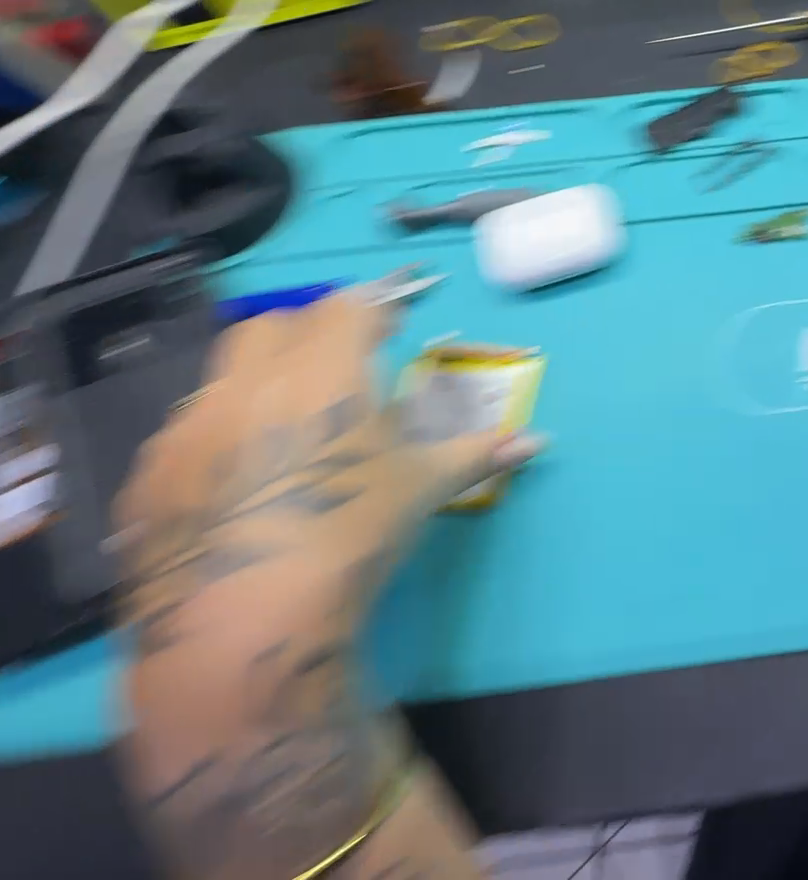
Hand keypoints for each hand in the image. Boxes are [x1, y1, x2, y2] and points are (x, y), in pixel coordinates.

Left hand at [114, 293, 542, 648]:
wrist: (248, 619)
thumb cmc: (358, 531)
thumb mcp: (429, 486)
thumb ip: (482, 452)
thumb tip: (538, 440)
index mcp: (325, 375)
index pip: (346, 308)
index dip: (374, 309)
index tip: (394, 328)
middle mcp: (248, 385)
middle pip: (274, 324)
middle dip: (312, 330)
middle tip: (346, 364)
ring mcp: (187, 429)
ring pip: (223, 373)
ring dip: (263, 378)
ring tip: (297, 423)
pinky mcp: (150, 474)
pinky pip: (188, 428)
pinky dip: (224, 428)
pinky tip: (248, 474)